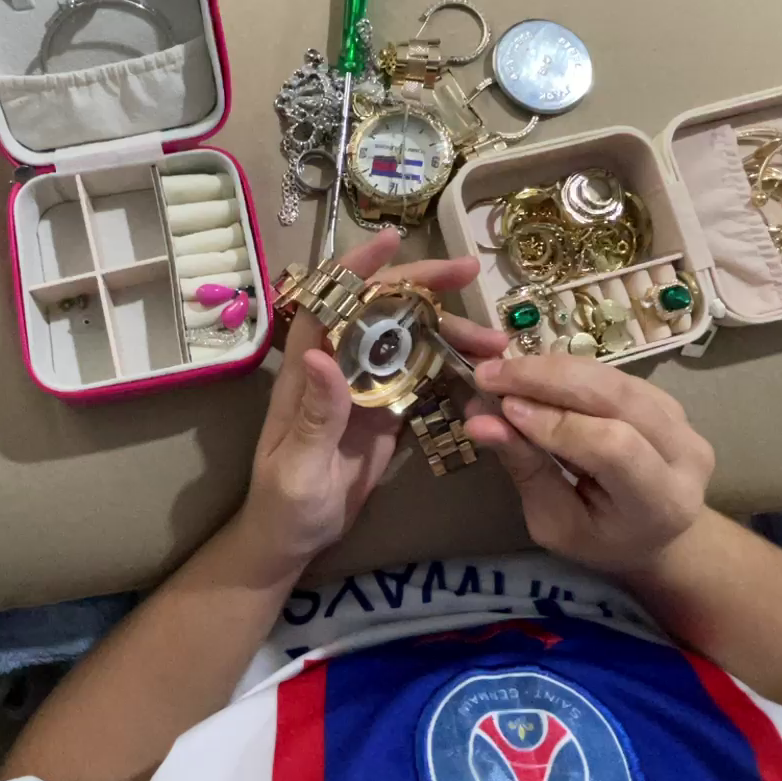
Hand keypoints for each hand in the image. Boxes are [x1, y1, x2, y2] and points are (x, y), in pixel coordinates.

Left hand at [236, 230, 507, 574]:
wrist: (293, 539)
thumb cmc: (284, 504)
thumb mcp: (297, 466)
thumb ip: (314, 415)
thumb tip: (319, 355)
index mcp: (307, 371)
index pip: (329, 304)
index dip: (357, 269)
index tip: (393, 240)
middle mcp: (337, 368)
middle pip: (379, 312)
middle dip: (422, 287)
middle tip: (470, 271)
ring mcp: (364, 388)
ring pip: (408, 342)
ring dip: (449, 334)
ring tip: (497, 340)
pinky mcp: (385, 412)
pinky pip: (420, 378)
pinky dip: (451, 370)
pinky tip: (484, 371)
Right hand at [466, 355, 714, 574]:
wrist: (657, 534)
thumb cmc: (600, 539)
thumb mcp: (554, 522)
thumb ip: (525, 469)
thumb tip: (480, 422)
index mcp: (662, 500)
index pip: (613, 446)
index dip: (555, 422)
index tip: (501, 409)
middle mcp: (684, 452)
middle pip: (614, 396)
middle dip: (545, 379)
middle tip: (489, 375)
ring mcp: (680, 419)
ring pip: (610, 376)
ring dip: (549, 368)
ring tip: (502, 371)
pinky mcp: (664, 398)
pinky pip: (609, 373)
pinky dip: (563, 369)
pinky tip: (530, 374)